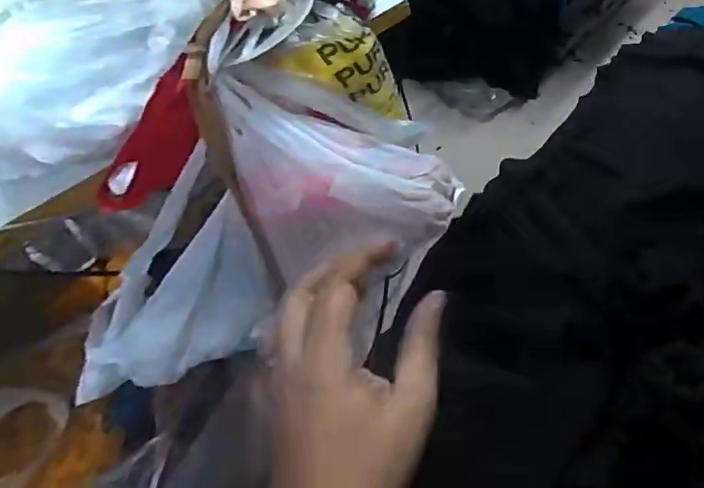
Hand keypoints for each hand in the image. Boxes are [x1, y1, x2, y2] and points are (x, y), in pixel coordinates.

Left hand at [270, 244, 444, 487]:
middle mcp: (287, 368)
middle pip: (294, 298)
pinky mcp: (267, 405)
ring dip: (313, 290)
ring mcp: (270, 388)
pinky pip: (274, 345)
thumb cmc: (374, 459)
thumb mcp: (413, 401)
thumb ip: (423, 343)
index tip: (394, 244)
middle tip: (371, 256)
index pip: (333, 291)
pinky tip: (326, 325)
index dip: (361, 259)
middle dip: (332, 267)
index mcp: (322, 363)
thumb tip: (436, 294)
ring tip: (353, 283)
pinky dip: (300, 318)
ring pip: (278, 321)